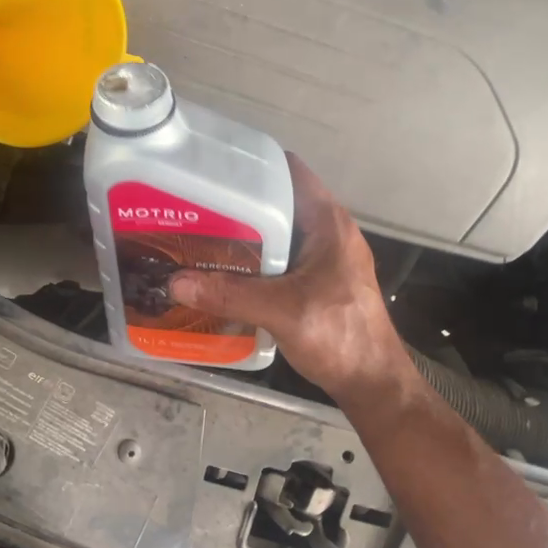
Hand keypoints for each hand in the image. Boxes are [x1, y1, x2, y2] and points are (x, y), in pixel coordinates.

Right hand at [171, 155, 410, 403]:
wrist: (374, 386)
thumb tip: (174, 281)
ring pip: (275, 229)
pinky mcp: (315, 279)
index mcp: (328, 223)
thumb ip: (229, 294)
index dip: (251, 162)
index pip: (288, 170)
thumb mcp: (281, 312)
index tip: (210, 165)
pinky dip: (250, 256)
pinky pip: (277, 254)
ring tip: (197, 231)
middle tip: (192, 202)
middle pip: (276, 199)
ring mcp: (322, 256)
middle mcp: (327, 231)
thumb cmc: (340, 338)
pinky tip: (219, 269)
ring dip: (241, 230)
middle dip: (236, 198)